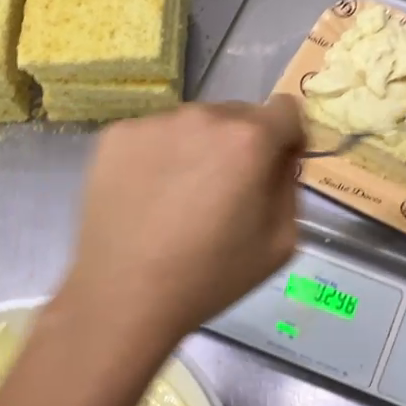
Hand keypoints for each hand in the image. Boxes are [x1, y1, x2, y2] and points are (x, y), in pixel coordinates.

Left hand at [59, 97, 306, 341]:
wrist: (123, 296)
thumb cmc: (210, 276)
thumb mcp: (280, 242)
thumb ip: (289, 187)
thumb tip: (278, 160)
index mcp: (249, 139)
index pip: (285, 109)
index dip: (287, 137)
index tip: (274, 168)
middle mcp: (203, 116)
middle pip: (238, 115)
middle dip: (242, 145)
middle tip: (223, 192)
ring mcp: (155, 122)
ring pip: (194, 125)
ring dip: (199, 149)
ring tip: (180, 198)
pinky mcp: (117, 135)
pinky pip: (155, 135)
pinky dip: (159, 156)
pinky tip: (149, 196)